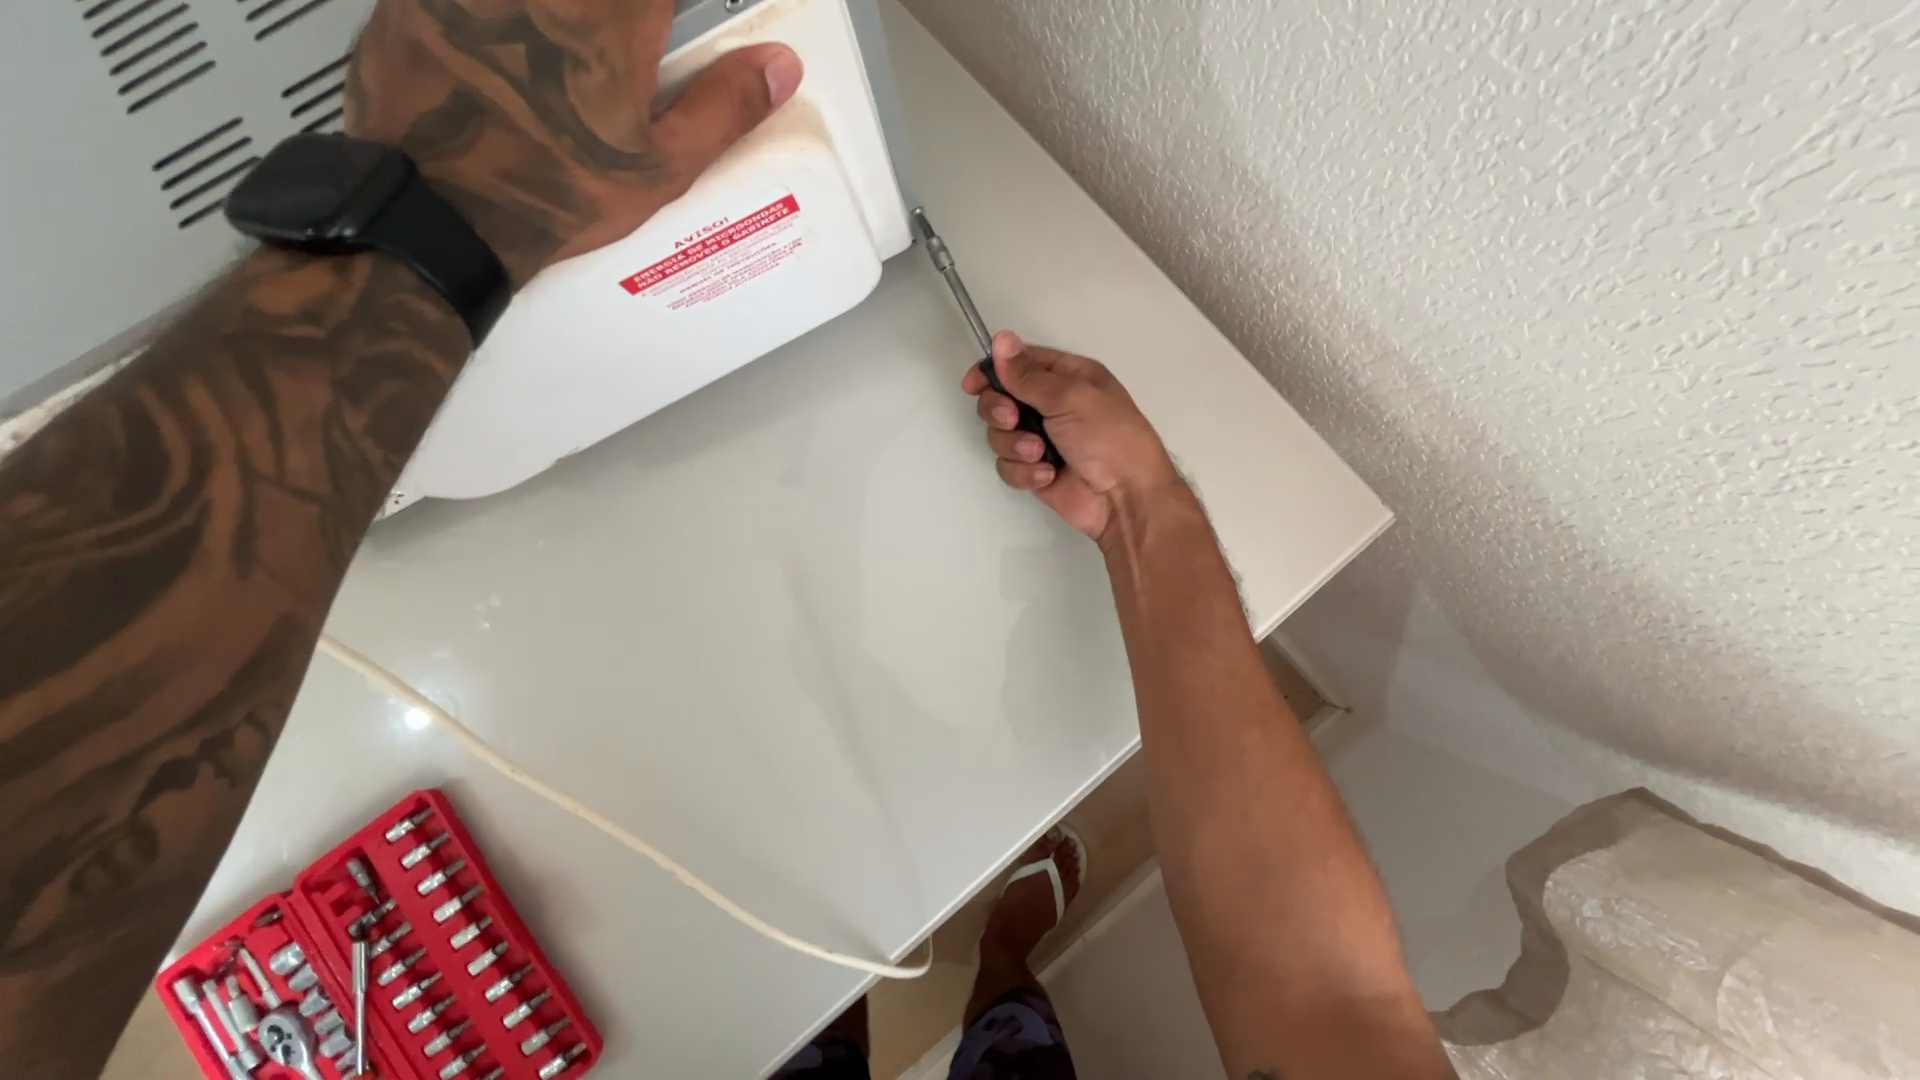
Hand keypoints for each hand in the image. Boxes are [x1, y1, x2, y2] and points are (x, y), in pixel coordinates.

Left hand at [347, 0, 803, 285]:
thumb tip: (778, 68)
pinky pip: (485, 2)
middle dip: (632, 22)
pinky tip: (517, 63)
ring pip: (556, 1)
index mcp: (614, 12)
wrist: (442, 210)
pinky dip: (513, 24)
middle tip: (630, 61)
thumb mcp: (664, 164)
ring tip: (571, 83)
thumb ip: (726, 106)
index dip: (690, 11)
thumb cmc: (552, 189)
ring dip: (573, 26)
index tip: (689, 28)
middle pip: (613, 1)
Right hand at [963, 332, 1189, 545]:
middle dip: (1000, 411)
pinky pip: (1008, 466)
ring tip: (1040, 454)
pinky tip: (1049, 475)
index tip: (973, 384)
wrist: (1125, 496)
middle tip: (1013, 419)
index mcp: (1066, 377)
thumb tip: (1001, 339)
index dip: (992, 371)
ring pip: (999, 435)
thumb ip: (1027, 374)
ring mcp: (1041, 439)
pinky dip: (1025, 472)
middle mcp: (1051, 405)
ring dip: (1015, 445)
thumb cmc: (1108, 437)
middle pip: (1000, 398)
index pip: (1018, 364)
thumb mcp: (1070, 396)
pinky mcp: (1034, 471)